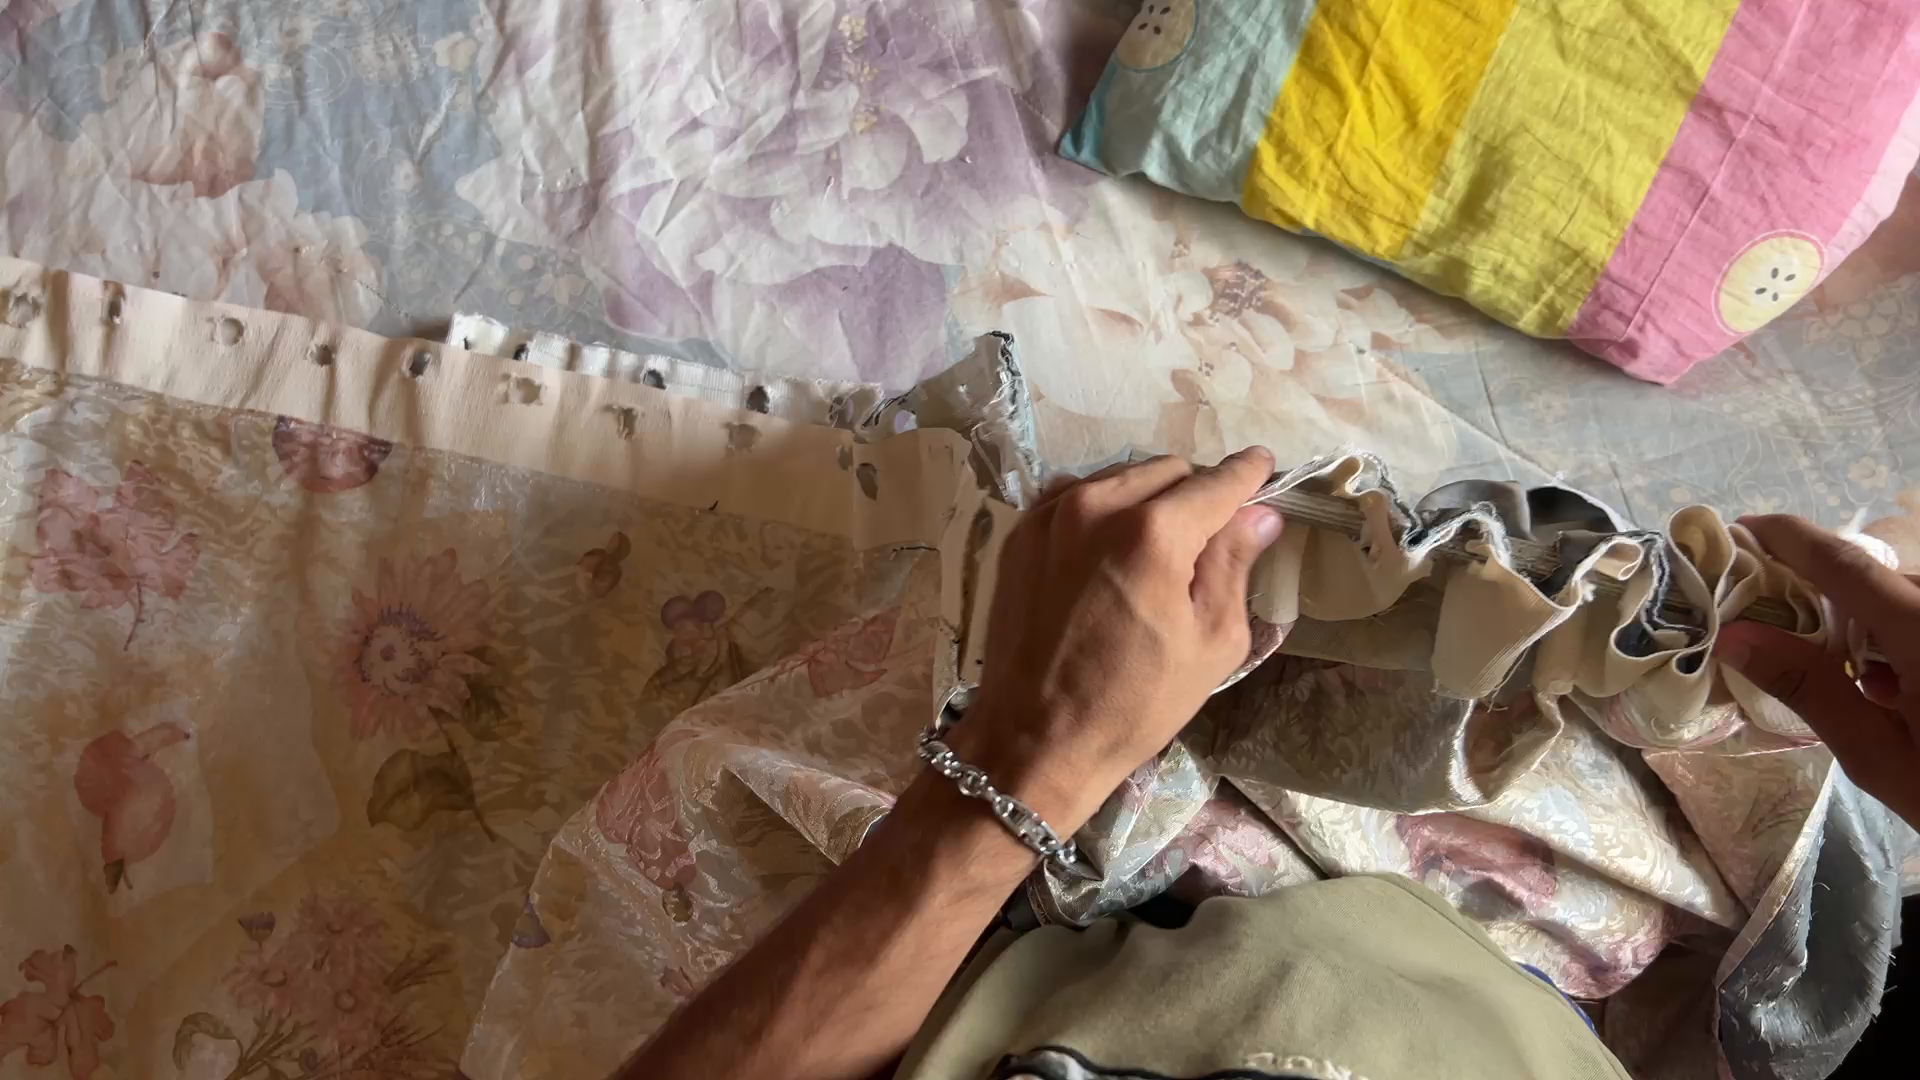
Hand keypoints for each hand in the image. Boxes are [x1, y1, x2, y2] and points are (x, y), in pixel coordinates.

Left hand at [945, 449, 1284, 835]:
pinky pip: (1074, 494)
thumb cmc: (1133, 702)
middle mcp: (1096, 506)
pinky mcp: (1020, 532)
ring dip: (1146, 496)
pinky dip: (1100, 506)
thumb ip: (1233, 565)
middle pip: (1166, 471)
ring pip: (1118, 477)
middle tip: (1206, 532)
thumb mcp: (1209, 643)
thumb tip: (1259, 514)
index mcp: (1152, 534)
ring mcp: (1050, 515)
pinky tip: (1106, 544)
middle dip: (1195, 492)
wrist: (1033, 734)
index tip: (1264, 466)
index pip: (1215, 483)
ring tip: (1155, 543)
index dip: (1247, 474)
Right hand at [1718, 514, 1919, 828]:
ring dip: (1873, 622)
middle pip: (1883, 583)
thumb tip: (1733, 635)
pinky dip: (1907, 638)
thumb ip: (1809, 688)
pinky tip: (1901, 687)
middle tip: (1784, 631)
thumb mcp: (1879, 755)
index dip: (1792, 539)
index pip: (1848, 567)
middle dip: (1828, 597)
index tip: (1745, 526)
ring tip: (1862, 678)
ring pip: (1913, 601)